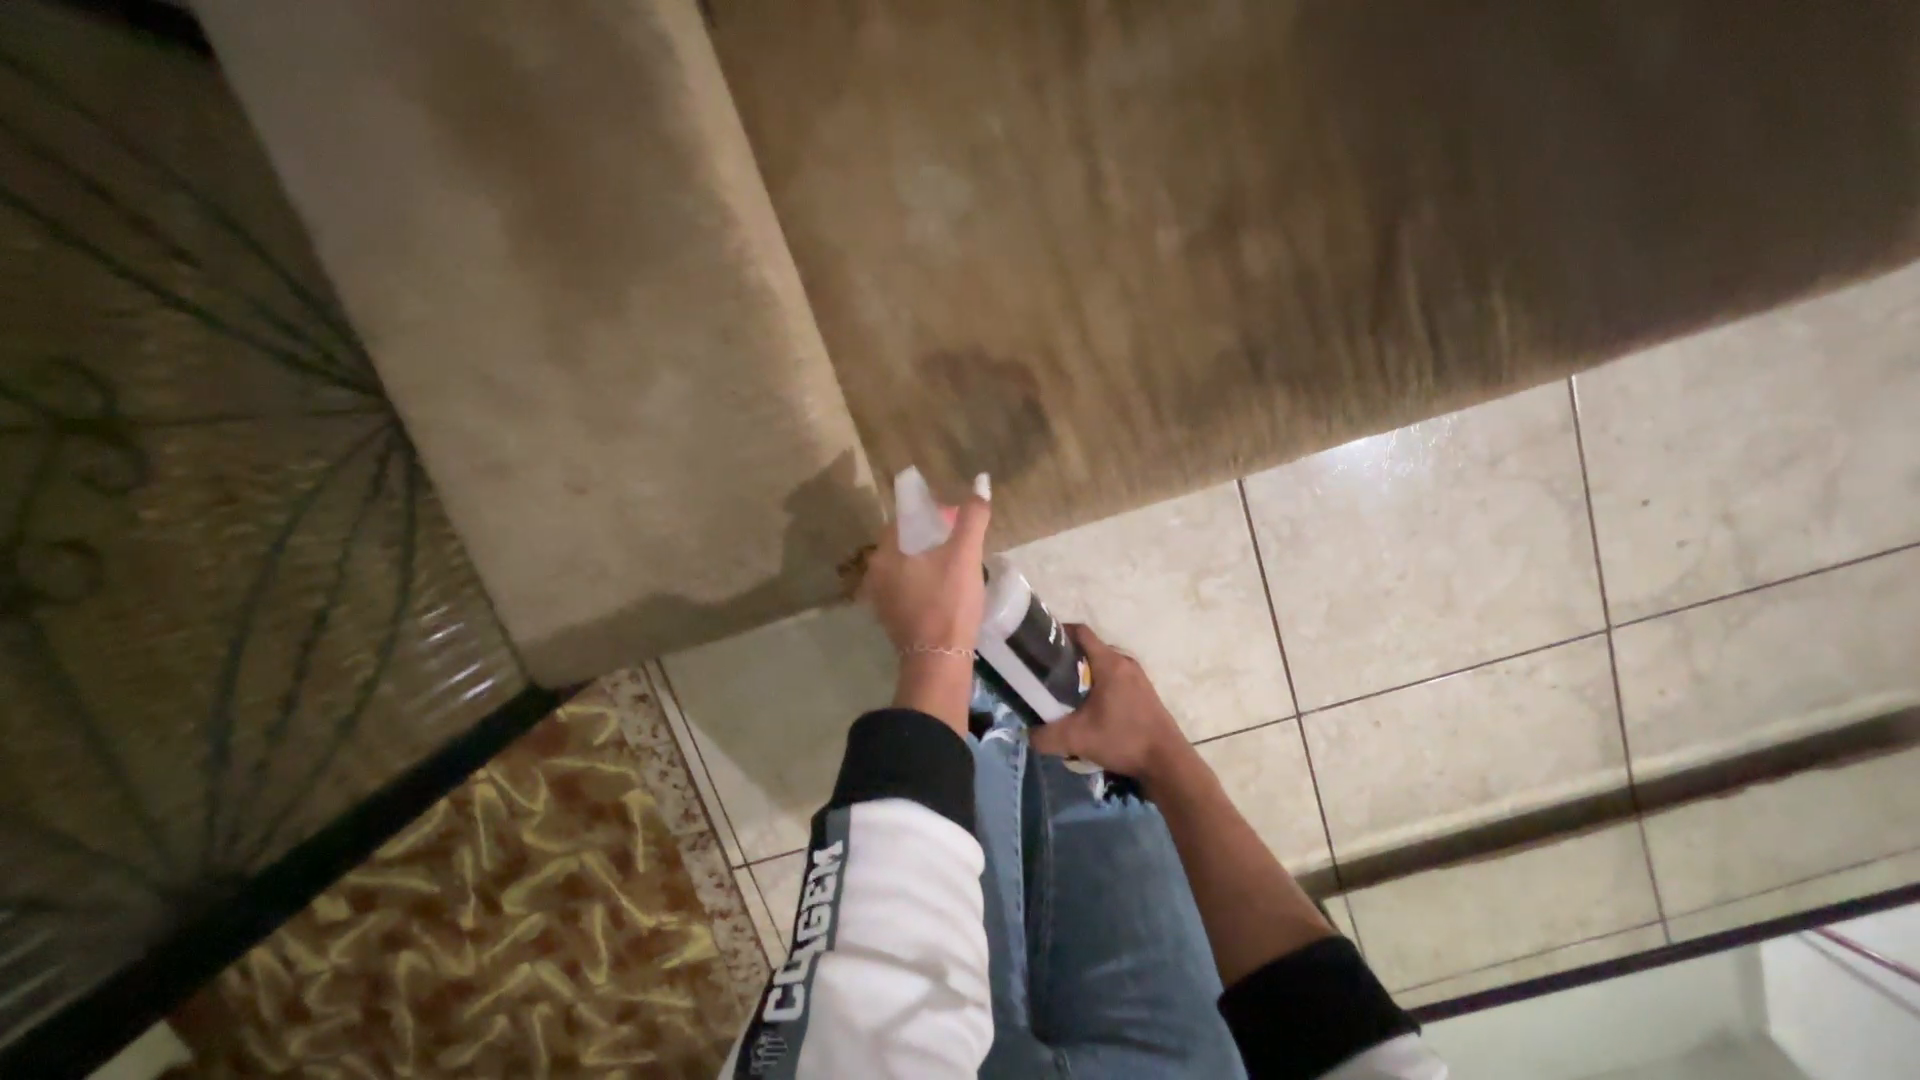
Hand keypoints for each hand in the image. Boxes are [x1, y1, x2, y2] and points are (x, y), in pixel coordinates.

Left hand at [858, 475, 991, 732]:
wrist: (940, 662)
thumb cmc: (948, 603)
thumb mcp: (964, 555)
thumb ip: (972, 517)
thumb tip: (981, 482)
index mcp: (884, 555)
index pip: (904, 519)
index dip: (931, 513)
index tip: (956, 519)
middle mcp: (875, 576)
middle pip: (906, 544)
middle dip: (932, 538)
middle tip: (962, 542)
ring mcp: (882, 601)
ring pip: (908, 568)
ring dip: (930, 562)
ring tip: (960, 564)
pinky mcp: (894, 621)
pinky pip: (910, 590)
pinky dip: (927, 584)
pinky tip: (949, 590)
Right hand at [1029, 625, 1190, 786]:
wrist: (1166, 761)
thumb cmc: (1122, 739)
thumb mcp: (1077, 739)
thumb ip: (1045, 736)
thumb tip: (1029, 733)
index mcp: (1110, 662)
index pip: (1080, 632)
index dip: (1057, 633)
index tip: (1039, 646)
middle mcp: (1125, 662)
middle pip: (1090, 649)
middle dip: (1066, 659)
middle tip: (1046, 676)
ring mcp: (1138, 677)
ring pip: (1103, 666)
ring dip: (1084, 675)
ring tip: (1064, 694)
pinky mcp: (1144, 692)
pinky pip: (1115, 679)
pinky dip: (1099, 686)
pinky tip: (1089, 709)